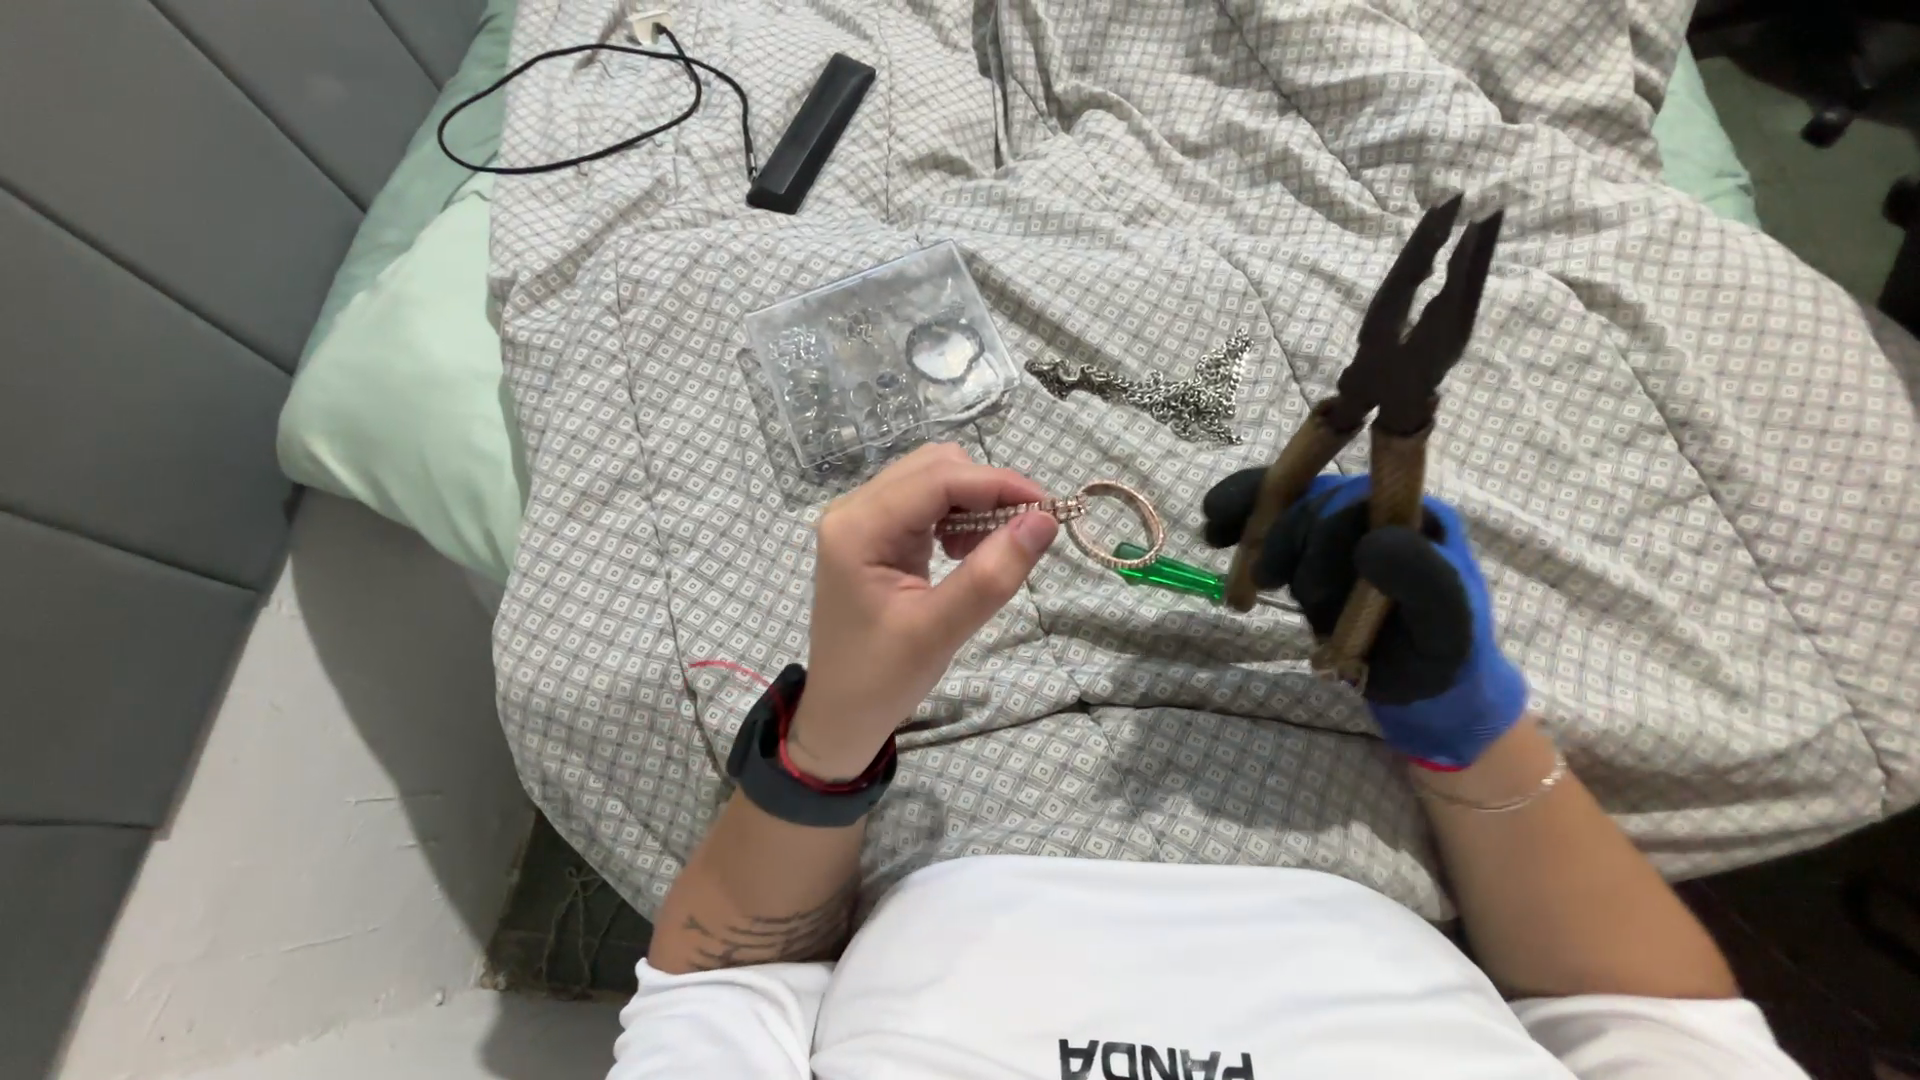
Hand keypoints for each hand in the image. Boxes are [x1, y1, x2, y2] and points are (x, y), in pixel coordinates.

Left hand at [789, 444, 1058, 779]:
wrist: (840, 713)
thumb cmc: (882, 679)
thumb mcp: (940, 631)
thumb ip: (991, 574)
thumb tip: (1043, 522)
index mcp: (858, 528)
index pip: (938, 479)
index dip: (998, 484)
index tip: (1049, 508)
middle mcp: (854, 510)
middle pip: (934, 468)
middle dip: (987, 491)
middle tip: (1024, 533)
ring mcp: (861, 519)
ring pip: (932, 480)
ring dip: (973, 503)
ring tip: (991, 549)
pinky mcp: (873, 533)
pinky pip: (924, 504)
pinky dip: (957, 517)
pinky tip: (966, 552)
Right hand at [1201, 470, 1526, 767]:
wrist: (1418, 687)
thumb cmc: (1438, 660)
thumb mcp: (1445, 628)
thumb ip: (1422, 581)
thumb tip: (1370, 540)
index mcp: (1416, 516)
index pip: (1355, 499)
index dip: (1316, 528)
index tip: (1293, 577)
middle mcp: (1375, 511)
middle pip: (1314, 502)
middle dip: (1284, 539)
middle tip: (1270, 583)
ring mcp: (1339, 529)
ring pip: (1287, 508)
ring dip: (1256, 534)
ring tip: (1250, 576)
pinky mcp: (1312, 549)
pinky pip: (1271, 520)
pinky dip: (1240, 519)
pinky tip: (1215, 532)